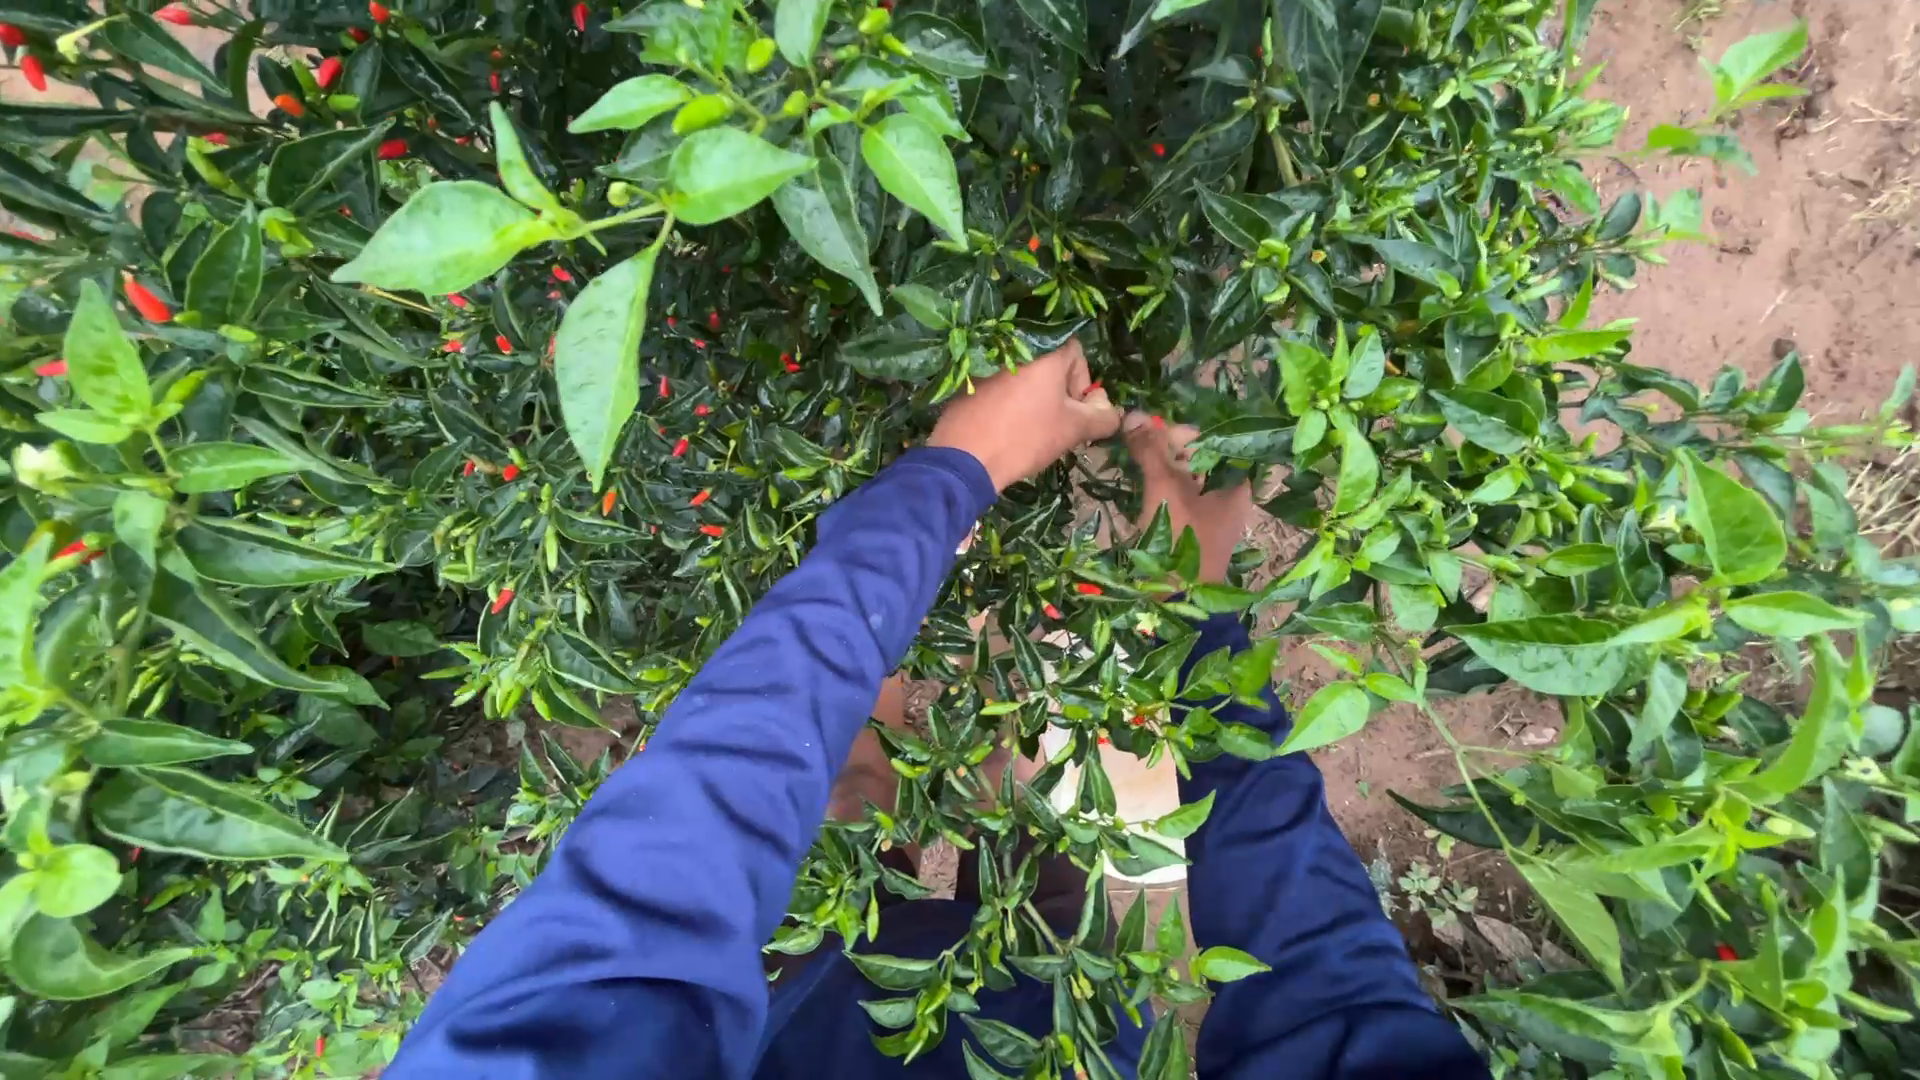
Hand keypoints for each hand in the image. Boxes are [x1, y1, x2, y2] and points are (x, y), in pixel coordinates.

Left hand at [927, 338, 1120, 491]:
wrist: (964, 459)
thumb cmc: (1025, 437)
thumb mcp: (1073, 430)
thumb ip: (1103, 418)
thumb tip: (1115, 413)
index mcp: (1045, 352)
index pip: (1078, 354)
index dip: (1082, 385)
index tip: (1074, 414)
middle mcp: (1015, 350)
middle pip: (1050, 368)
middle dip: (1058, 397)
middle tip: (1054, 427)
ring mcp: (987, 366)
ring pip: (1024, 380)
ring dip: (1033, 402)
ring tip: (1028, 433)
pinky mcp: (966, 385)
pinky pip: (999, 389)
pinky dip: (1007, 406)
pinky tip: (1003, 431)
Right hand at [1123, 412, 1253, 583]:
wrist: (1179, 601)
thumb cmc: (1181, 541)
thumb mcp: (1164, 490)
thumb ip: (1150, 450)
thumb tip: (1132, 414)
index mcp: (1235, 480)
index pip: (1209, 438)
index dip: (1177, 432)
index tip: (1147, 436)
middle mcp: (1227, 493)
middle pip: (1193, 457)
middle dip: (1162, 449)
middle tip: (1133, 449)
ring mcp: (1209, 513)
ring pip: (1181, 477)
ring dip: (1156, 468)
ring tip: (1131, 464)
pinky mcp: (1191, 528)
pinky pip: (1174, 497)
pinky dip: (1157, 489)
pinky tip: (1137, 487)